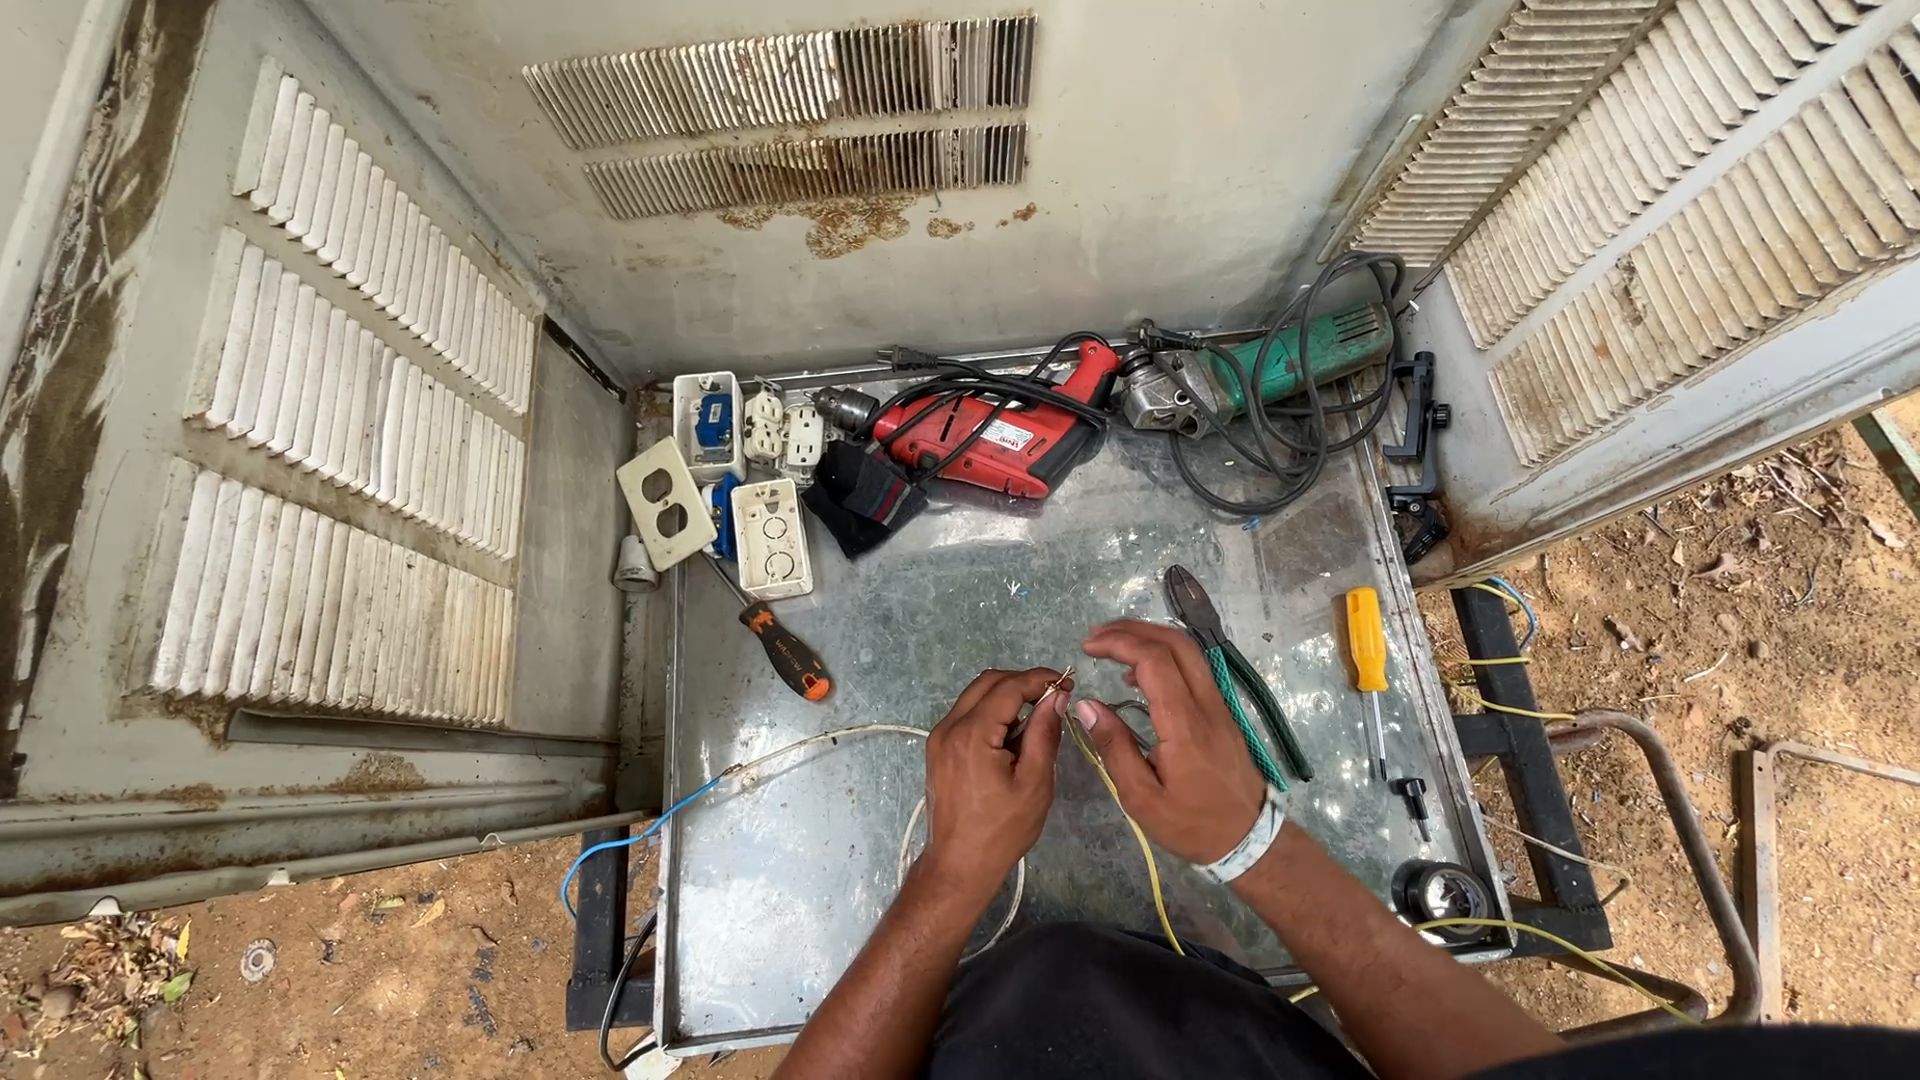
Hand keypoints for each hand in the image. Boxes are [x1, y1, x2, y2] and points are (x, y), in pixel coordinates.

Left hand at [920, 668, 1066, 897]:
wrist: (958, 865)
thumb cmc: (1001, 830)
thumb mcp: (1034, 783)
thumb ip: (1044, 734)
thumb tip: (1055, 697)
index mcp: (971, 734)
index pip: (1008, 687)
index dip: (1039, 679)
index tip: (1066, 682)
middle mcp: (948, 727)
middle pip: (987, 682)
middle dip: (1022, 682)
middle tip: (1053, 695)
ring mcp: (939, 737)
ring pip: (974, 696)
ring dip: (1006, 696)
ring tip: (1036, 717)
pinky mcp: (937, 749)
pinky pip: (966, 715)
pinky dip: (990, 713)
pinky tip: (1012, 735)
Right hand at [1078, 620, 1265, 863]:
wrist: (1249, 840)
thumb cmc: (1192, 824)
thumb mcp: (1141, 798)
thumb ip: (1113, 747)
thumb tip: (1087, 705)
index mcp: (1184, 724)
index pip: (1155, 660)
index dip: (1119, 643)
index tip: (1088, 647)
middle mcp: (1206, 704)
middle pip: (1175, 642)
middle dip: (1132, 629)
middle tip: (1096, 637)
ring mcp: (1218, 705)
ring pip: (1188, 650)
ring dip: (1149, 638)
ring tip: (1112, 647)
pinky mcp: (1221, 711)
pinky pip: (1193, 667)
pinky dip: (1162, 656)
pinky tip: (1137, 675)